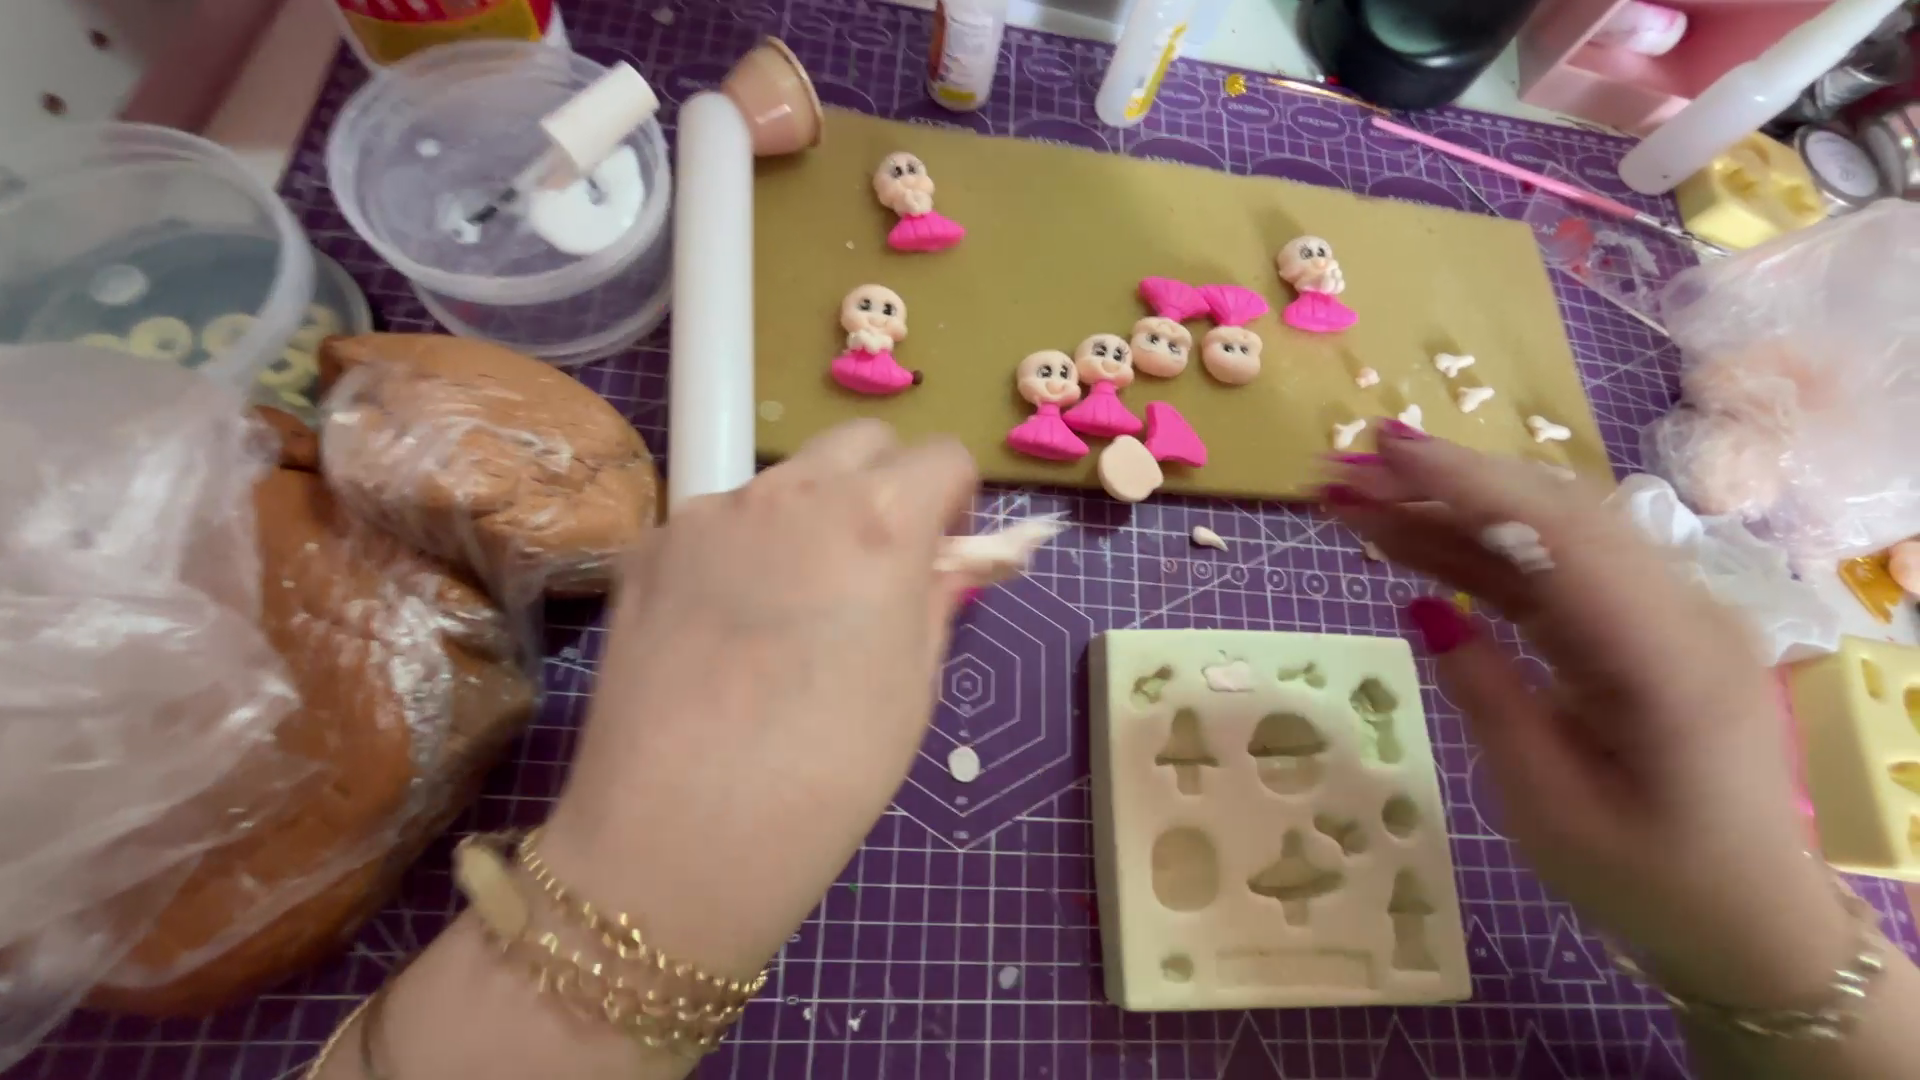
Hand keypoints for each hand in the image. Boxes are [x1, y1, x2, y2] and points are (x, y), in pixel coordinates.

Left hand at [540, 420, 977, 974]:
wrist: (679, 835)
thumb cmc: (830, 770)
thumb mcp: (914, 685)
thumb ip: (936, 599)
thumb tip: (947, 564)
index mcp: (879, 519)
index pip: (943, 457)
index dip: (955, 501)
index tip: (943, 550)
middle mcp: (793, 491)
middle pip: (860, 443)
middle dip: (886, 483)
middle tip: (876, 561)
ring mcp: (710, 512)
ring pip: (784, 482)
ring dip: (808, 517)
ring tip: (789, 606)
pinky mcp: (649, 546)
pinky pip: (718, 525)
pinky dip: (740, 552)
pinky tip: (723, 629)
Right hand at [1324, 425, 1852, 1009]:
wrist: (1747, 924)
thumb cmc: (1647, 880)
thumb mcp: (1546, 801)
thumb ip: (1488, 695)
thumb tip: (1424, 609)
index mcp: (1669, 657)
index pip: (1561, 535)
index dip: (1465, 484)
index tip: (1381, 452)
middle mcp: (1675, 612)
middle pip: (1548, 515)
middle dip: (1439, 482)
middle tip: (1343, 466)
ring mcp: (1652, 615)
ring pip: (1536, 535)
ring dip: (1440, 510)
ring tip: (1351, 497)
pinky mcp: (1623, 629)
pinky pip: (1537, 572)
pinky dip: (1465, 550)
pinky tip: (1402, 541)